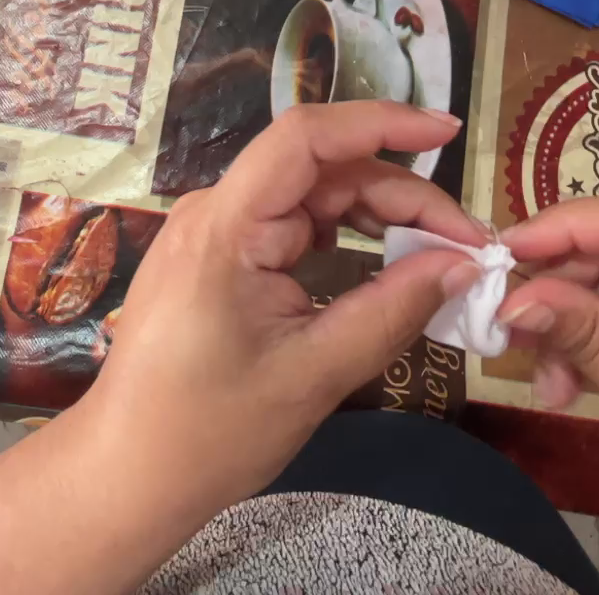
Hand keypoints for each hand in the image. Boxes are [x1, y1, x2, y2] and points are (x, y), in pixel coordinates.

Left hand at [79, 101, 484, 510]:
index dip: (379, 123)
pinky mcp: (226, 253)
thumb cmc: (208, 432)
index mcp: (226, 224)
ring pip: (315, 197)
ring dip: (380, 217)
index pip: (305, 138)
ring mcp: (220, 229)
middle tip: (470, 244)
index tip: (447, 132)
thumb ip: (392, 310)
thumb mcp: (313, 374)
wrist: (129, 474)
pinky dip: (348, 238)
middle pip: (323, 171)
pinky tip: (390, 260)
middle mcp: (219, 209)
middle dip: (402, 196)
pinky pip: (297, 226)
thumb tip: (463, 264)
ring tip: (442, 253)